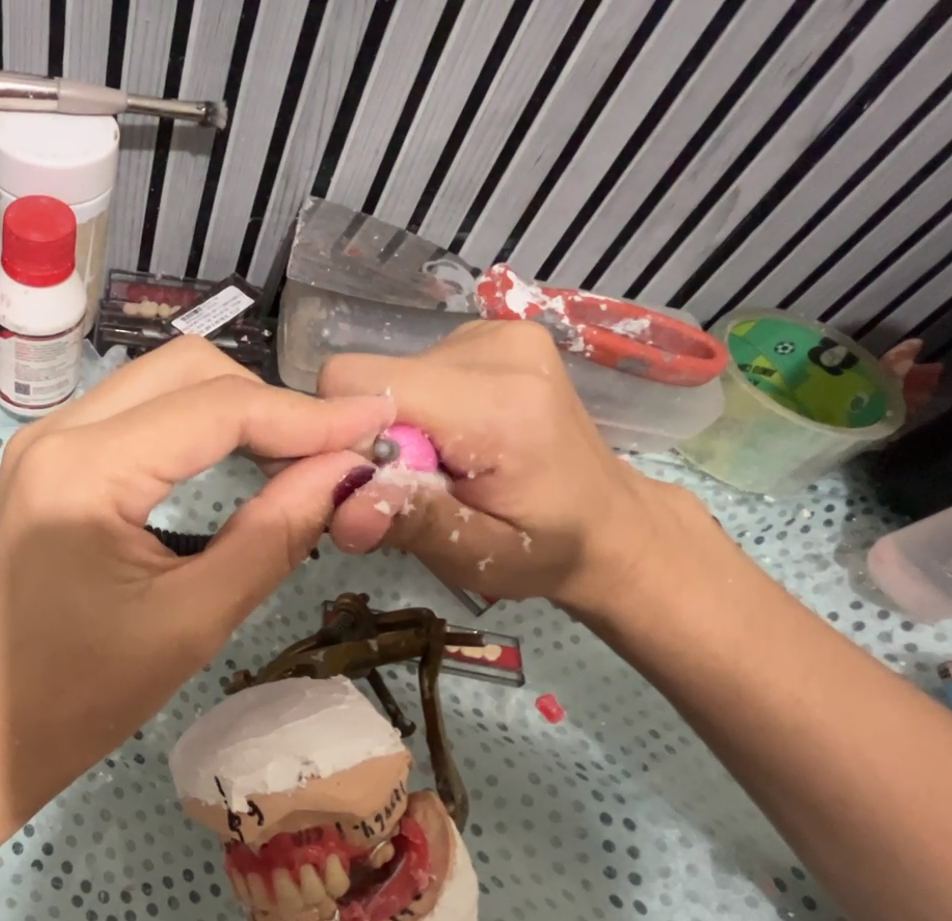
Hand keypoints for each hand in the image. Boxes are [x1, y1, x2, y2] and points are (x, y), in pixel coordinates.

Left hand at [0, 336, 394, 817]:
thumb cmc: (85, 694)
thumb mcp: (192, 620)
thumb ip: (274, 535)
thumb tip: (344, 469)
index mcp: (82, 468)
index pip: (215, 407)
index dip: (303, 415)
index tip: (376, 422)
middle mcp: (54, 432)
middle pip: (185, 371)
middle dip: (266, 402)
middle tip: (329, 454)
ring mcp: (43, 442)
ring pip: (158, 384)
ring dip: (231, 410)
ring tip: (293, 459)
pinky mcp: (46, 463)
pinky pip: (132, 416)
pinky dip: (191, 428)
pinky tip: (232, 461)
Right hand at [322, 320, 699, 608]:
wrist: (611, 523)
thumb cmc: (546, 549)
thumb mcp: (477, 556)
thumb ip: (411, 522)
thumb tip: (340, 507)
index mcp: (496, 403)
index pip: (355, 382)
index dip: (340, 435)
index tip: (365, 485)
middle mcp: (494, 349)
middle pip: (363, 378)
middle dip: (364, 437)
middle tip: (407, 485)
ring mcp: (492, 334)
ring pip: (380, 375)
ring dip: (388, 427)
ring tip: (435, 468)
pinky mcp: (487, 335)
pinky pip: (407, 369)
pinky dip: (410, 411)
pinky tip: (449, 443)